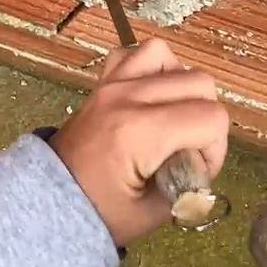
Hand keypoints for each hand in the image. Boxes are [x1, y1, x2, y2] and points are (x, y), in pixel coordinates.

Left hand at [48, 39, 227, 245]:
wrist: (50, 194)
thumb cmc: (99, 209)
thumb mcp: (153, 213)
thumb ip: (190, 189)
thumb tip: (206, 167)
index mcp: (140, 131)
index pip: (211, 116)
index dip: (216, 147)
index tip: (197, 171)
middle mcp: (127, 96)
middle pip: (198, 81)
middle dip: (206, 118)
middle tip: (189, 150)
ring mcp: (111, 82)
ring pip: (166, 55)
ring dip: (181, 84)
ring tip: (174, 117)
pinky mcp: (102, 80)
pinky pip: (133, 53)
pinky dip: (150, 67)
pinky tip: (152, 95)